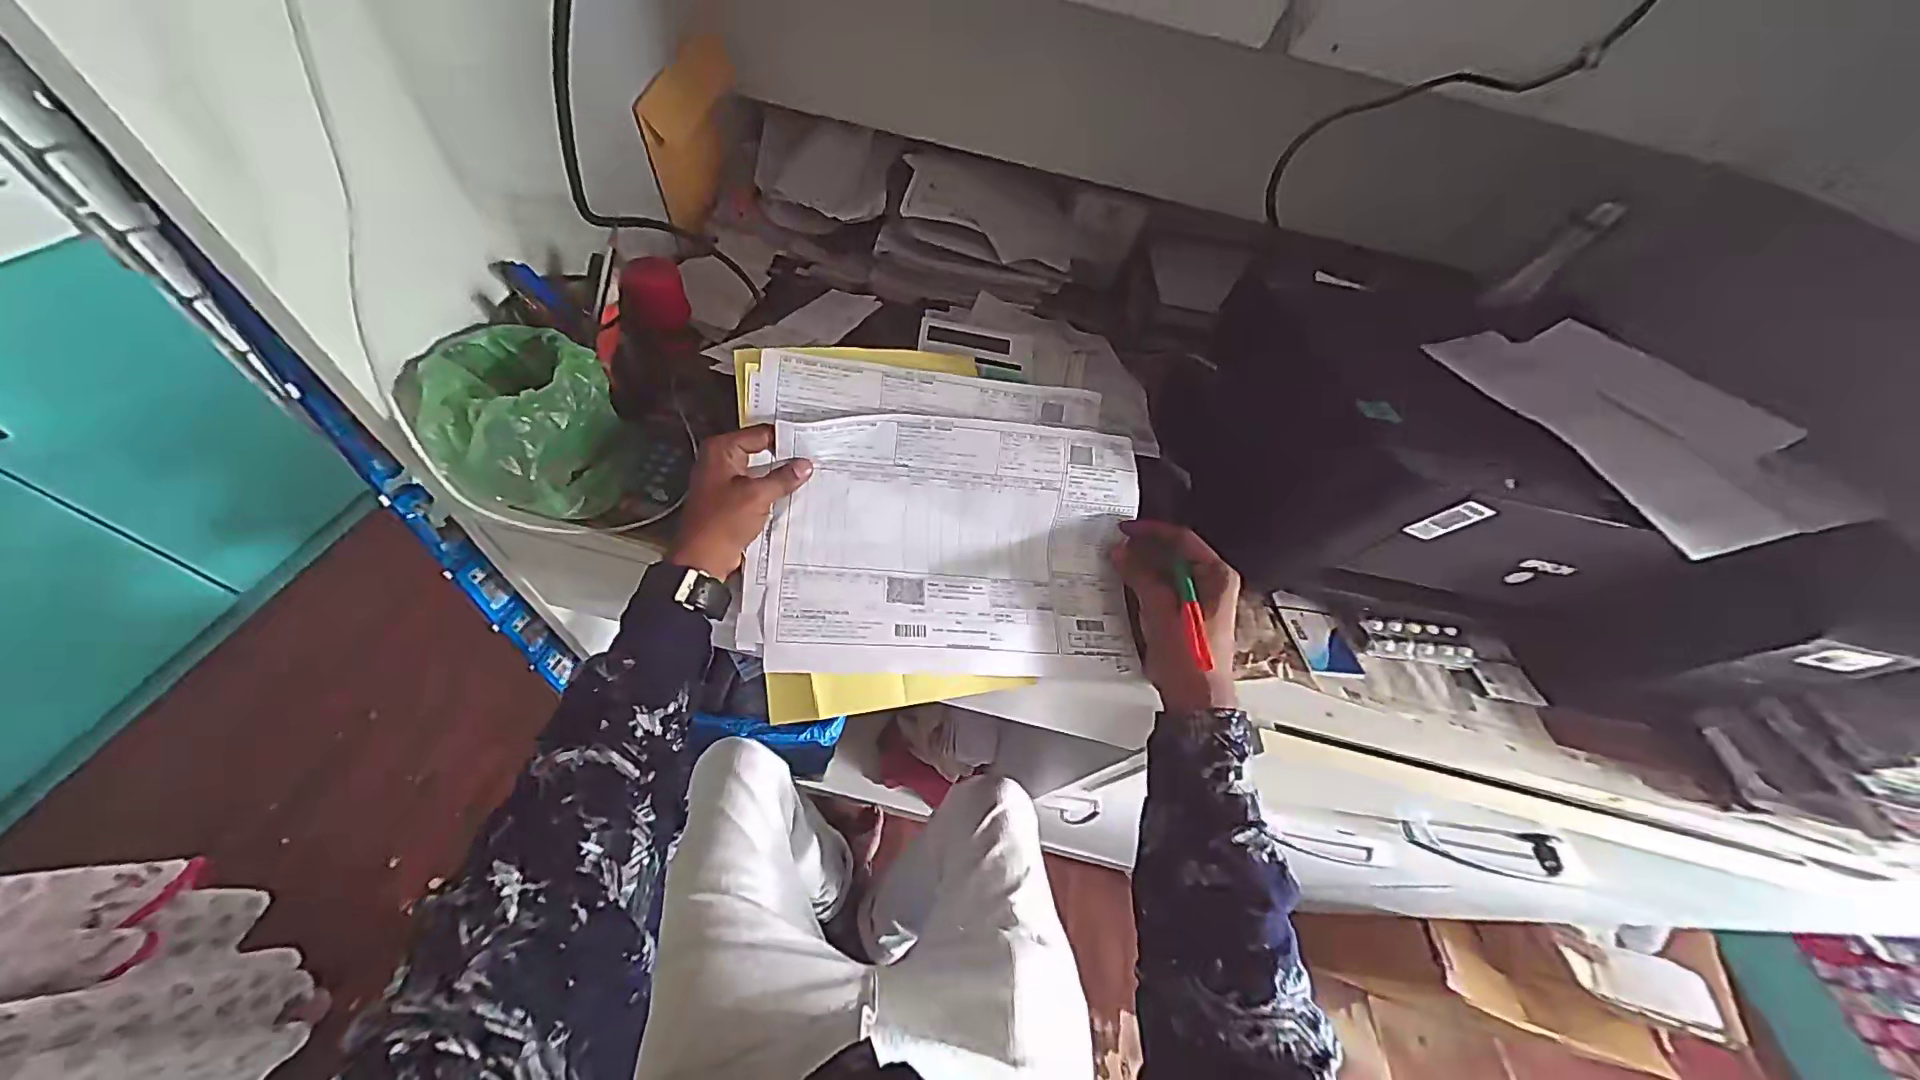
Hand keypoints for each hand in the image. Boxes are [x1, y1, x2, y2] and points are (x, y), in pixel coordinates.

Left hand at [667, 424, 812, 578]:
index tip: (809, 447)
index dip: (785, 440)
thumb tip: (803, 466)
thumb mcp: (757, 496)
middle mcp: (720, 460)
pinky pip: (756, 488)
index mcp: (721, 450)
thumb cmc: (720, 523)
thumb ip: (783, 478)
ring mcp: (725, 480)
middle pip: (760, 451)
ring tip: (804, 478)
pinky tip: (790, 495)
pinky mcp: (731, 499)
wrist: (704, 558)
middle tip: (810, 461)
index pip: (760, 434)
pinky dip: (770, 491)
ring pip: (759, 471)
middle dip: (784, 458)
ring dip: (778, 477)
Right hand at [1111, 520, 1239, 711]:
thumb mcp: (1161, 612)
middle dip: (1144, 548)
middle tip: (1117, 545)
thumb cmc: (1191, 660)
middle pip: (1176, 554)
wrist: (1197, 700)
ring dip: (1143, 566)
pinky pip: (1165, 589)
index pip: (1183, 539)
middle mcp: (1213, 585)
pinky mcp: (1188, 615)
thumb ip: (1141, 577)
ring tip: (1117, 563)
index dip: (1152, 531)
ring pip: (1168, 571)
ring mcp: (1201, 600)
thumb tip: (1123, 553)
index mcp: (1217, 577)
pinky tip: (1127, 585)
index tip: (1126, 529)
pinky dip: (1145, 583)